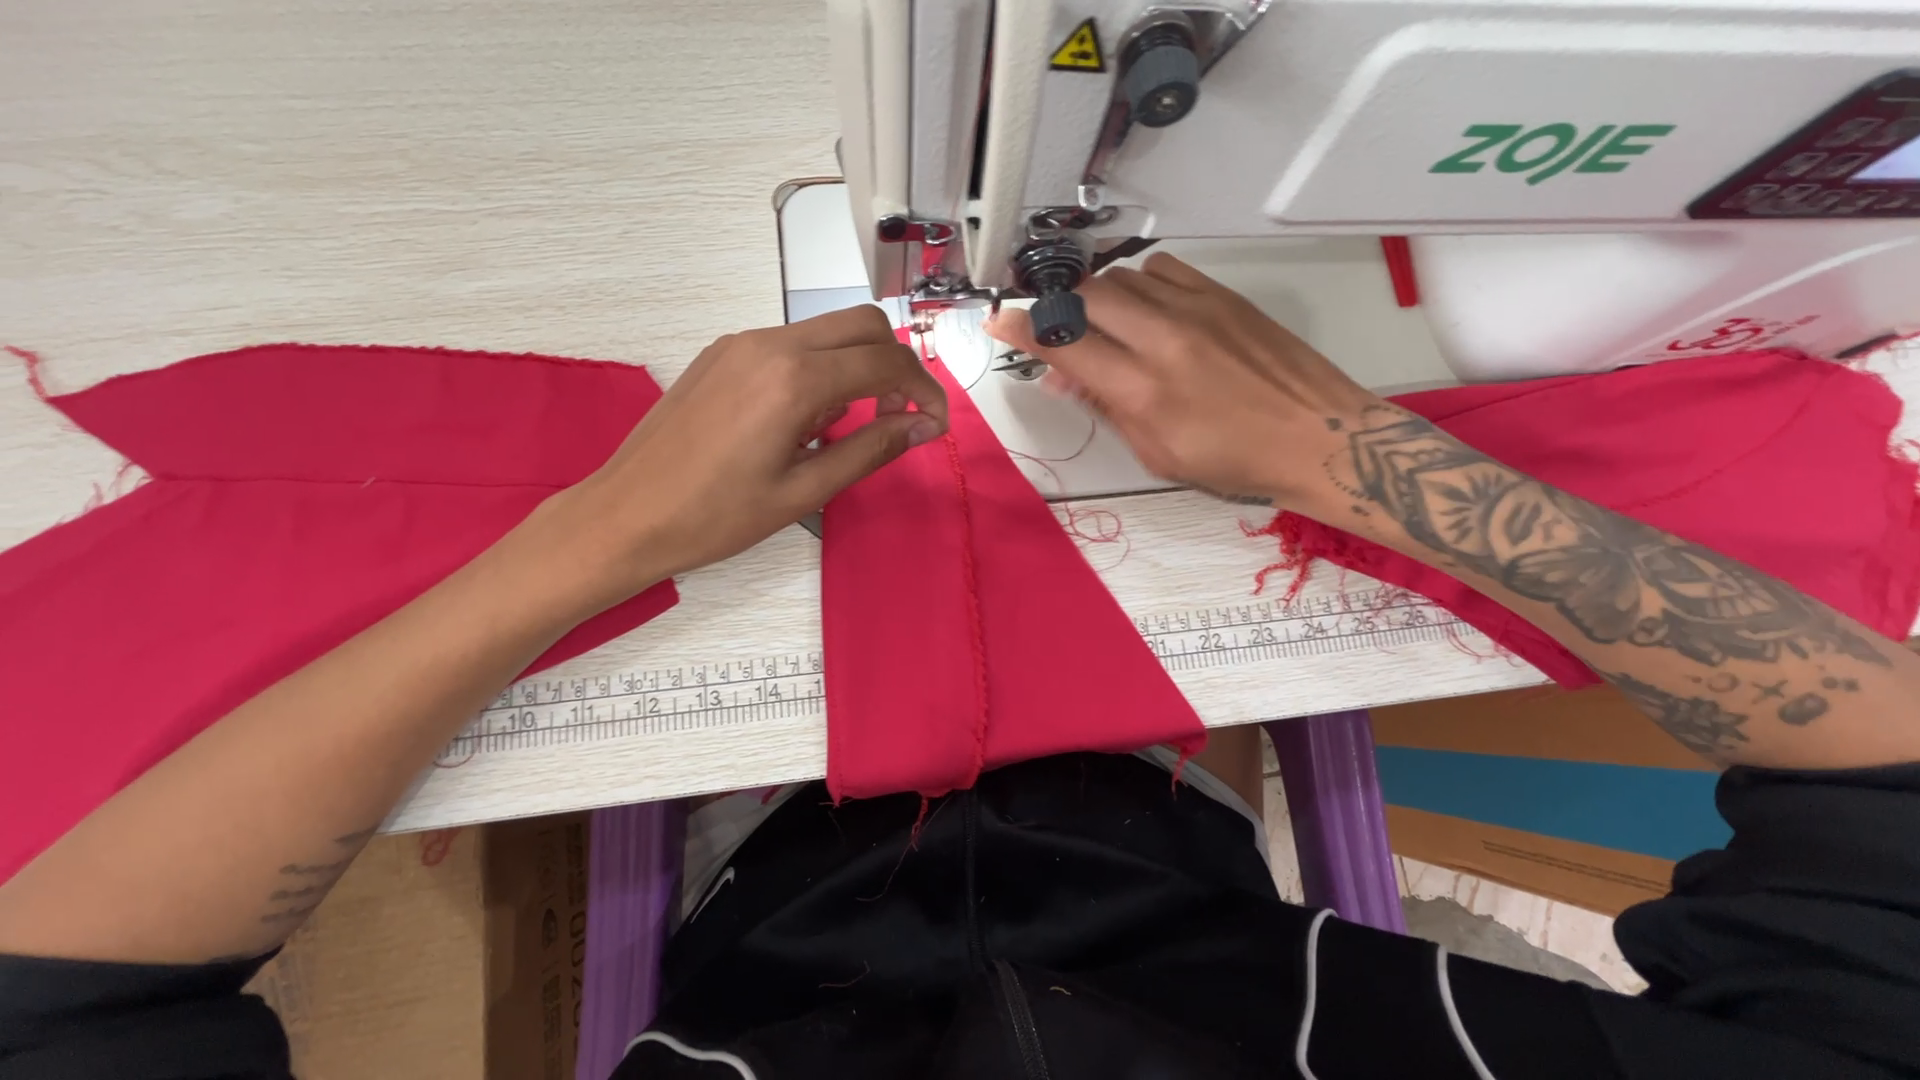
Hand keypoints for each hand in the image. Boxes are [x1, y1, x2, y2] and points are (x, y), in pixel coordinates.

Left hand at [547, 306, 947, 608]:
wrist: (626, 514)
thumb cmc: (716, 516)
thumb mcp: (805, 492)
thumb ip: (871, 449)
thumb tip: (922, 426)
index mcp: (794, 379)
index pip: (886, 361)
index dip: (923, 390)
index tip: (932, 425)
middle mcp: (770, 344)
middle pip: (863, 324)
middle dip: (895, 365)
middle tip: (894, 420)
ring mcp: (741, 343)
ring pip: (826, 332)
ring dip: (854, 368)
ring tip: (839, 431)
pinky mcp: (721, 353)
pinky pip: (789, 345)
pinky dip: (817, 370)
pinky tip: (800, 422)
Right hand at [987, 253, 1381, 507]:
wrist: (1319, 438)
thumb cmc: (1234, 462)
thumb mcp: (1158, 454)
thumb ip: (1106, 409)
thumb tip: (1064, 376)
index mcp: (1143, 392)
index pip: (1066, 345)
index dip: (1024, 330)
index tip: (1000, 320)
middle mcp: (1164, 340)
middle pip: (1086, 297)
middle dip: (1060, 310)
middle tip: (1060, 331)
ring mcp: (1197, 310)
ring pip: (1122, 277)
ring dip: (1101, 298)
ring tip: (1107, 326)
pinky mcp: (1224, 295)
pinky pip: (1163, 269)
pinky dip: (1142, 284)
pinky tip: (1149, 310)